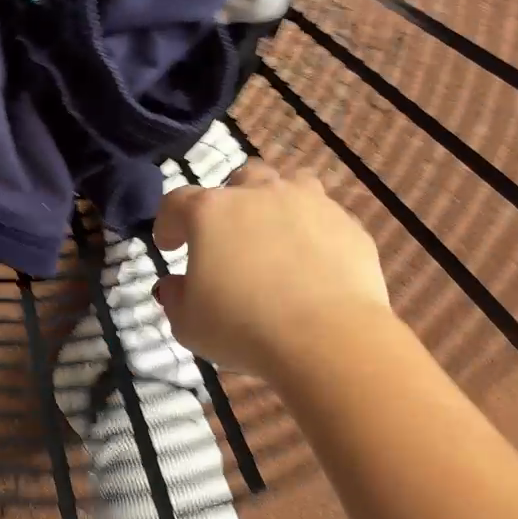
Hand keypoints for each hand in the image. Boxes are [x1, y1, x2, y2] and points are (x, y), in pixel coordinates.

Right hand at [153, 164, 393, 378]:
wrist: (327, 340)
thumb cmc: (241, 327)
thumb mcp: (186, 322)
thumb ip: (175, 296)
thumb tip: (176, 284)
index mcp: (209, 212)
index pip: (176, 202)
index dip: (168, 223)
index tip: (170, 247)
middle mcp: (258, 195)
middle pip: (240, 179)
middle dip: (229, 201)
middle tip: (227, 236)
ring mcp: (310, 205)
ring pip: (291, 184)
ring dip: (277, 203)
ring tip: (274, 235)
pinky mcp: (349, 227)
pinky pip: (325, 218)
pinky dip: (313, 233)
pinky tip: (311, 263)